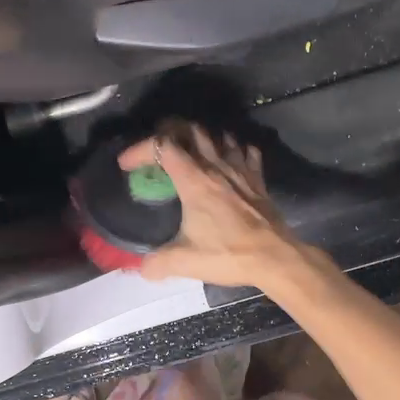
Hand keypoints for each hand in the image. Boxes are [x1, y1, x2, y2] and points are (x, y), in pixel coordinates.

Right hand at [119, 122, 311, 289]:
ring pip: (220, 136)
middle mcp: (216, 167)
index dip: (139, 149)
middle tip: (157, 148)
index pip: (162, 147)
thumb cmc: (228, 254)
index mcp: (195, 181)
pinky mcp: (258, 180)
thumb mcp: (185, 262)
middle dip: (170, 132)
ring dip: (202, 138)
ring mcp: (240, 170)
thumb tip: (143, 268)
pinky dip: (234, 150)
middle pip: (192, 131)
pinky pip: (245, 152)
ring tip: (191, 150)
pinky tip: (230, 160)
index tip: (126, 165)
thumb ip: (158, 263)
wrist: (274, 257)